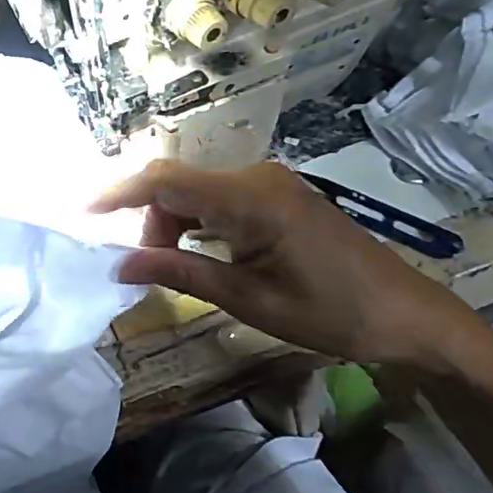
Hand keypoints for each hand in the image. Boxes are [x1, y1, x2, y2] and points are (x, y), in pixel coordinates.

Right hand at [91, 160, 491, 368]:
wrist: (409, 315)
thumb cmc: (333, 314)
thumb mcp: (250, 299)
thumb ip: (182, 273)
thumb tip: (121, 265)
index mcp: (251, 200)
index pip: (166, 182)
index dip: (119, 193)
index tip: (83, 212)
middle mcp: (256, 177)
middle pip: (176, 183)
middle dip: (149, 221)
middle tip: (146, 268)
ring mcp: (268, 182)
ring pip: (194, 190)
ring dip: (172, 223)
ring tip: (173, 267)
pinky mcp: (275, 193)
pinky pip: (217, 196)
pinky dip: (195, 221)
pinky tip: (199, 251)